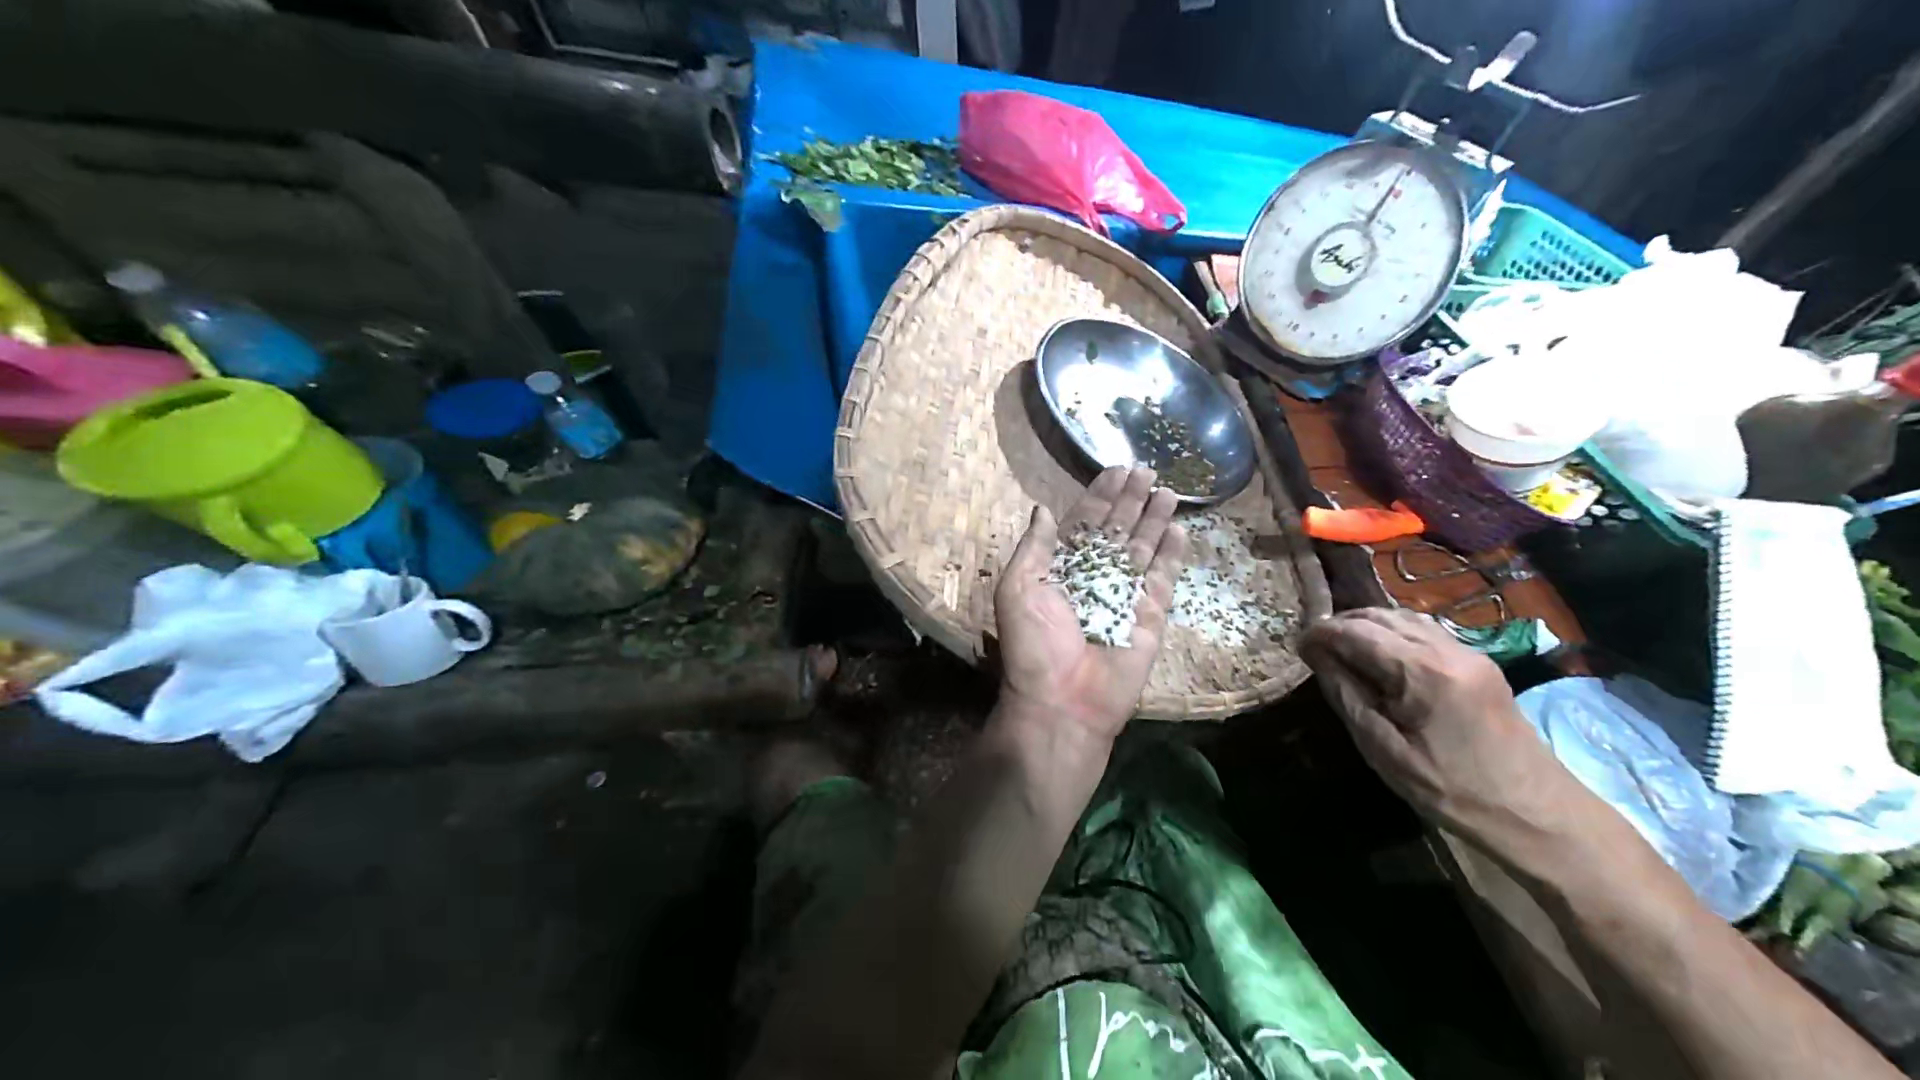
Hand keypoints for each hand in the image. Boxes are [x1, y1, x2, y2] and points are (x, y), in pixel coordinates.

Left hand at [993, 467, 1187, 739]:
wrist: (1061, 700)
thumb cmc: (1033, 644)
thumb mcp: (1019, 588)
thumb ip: (1034, 547)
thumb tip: (1042, 508)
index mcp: (1060, 569)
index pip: (1084, 523)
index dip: (1099, 496)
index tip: (1115, 469)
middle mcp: (1093, 577)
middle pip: (1116, 530)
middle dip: (1130, 500)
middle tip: (1147, 469)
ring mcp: (1123, 596)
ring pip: (1142, 549)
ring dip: (1154, 519)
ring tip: (1167, 491)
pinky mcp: (1150, 616)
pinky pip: (1162, 580)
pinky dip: (1171, 555)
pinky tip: (1177, 528)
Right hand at [1300, 608, 1600, 868]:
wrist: (1539, 814)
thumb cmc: (1453, 790)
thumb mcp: (1383, 749)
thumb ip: (1347, 695)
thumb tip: (1316, 656)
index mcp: (1422, 671)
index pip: (1356, 632)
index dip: (1320, 634)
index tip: (1296, 647)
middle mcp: (1447, 649)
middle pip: (1380, 616)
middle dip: (1341, 624)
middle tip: (1314, 647)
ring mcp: (1468, 653)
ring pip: (1404, 617)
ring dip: (1367, 625)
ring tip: (1340, 648)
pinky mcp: (1479, 663)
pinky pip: (1425, 631)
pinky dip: (1393, 632)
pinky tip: (1378, 654)